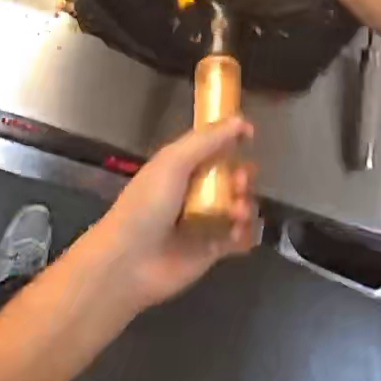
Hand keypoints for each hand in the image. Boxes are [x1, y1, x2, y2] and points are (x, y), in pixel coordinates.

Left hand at [64, 117, 257, 314]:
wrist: (130, 260)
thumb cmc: (148, 204)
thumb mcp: (174, 162)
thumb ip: (207, 141)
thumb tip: (240, 120)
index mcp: (179, 165)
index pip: (211, 146)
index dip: (230, 138)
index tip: (250, 134)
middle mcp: (192, 190)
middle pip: (229, 177)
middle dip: (241, 175)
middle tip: (240, 181)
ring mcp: (204, 221)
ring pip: (237, 206)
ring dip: (245, 204)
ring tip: (237, 211)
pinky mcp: (212, 250)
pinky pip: (239, 238)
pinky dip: (245, 234)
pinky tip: (238, 232)